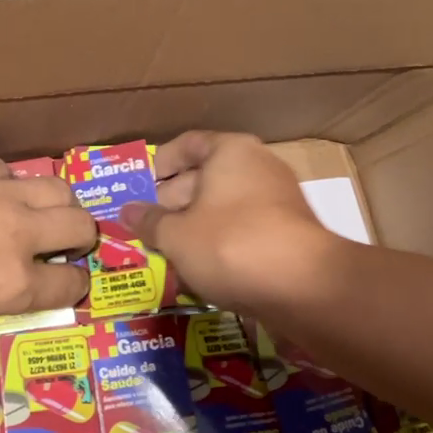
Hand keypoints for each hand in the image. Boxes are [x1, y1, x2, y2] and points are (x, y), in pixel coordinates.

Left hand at [0, 152, 93, 330]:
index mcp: (10, 284)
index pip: (71, 283)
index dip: (73, 283)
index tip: (67, 279)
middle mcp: (15, 232)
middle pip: (80, 223)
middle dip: (79, 236)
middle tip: (62, 241)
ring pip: (54, 186)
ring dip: (54, 203)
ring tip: (35, 209)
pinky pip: (3, 168)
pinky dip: (4, 183)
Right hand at [124, 131, 337, 313]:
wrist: (306, 288)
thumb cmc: (231, 244)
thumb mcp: (177, 236)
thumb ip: (150, 222)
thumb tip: (126, 211)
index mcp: (230, 151)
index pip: (187, 144)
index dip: (160, 164)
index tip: (140, 188)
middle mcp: (258, 166)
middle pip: (206, 176)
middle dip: (174, 202)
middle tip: (148, 228)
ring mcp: (279, 199)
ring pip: (225, 207)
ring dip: (197, 227)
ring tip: (170, 253)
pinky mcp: (292, 234)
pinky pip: (246, 230)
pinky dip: (223, 244)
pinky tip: (204, 270)